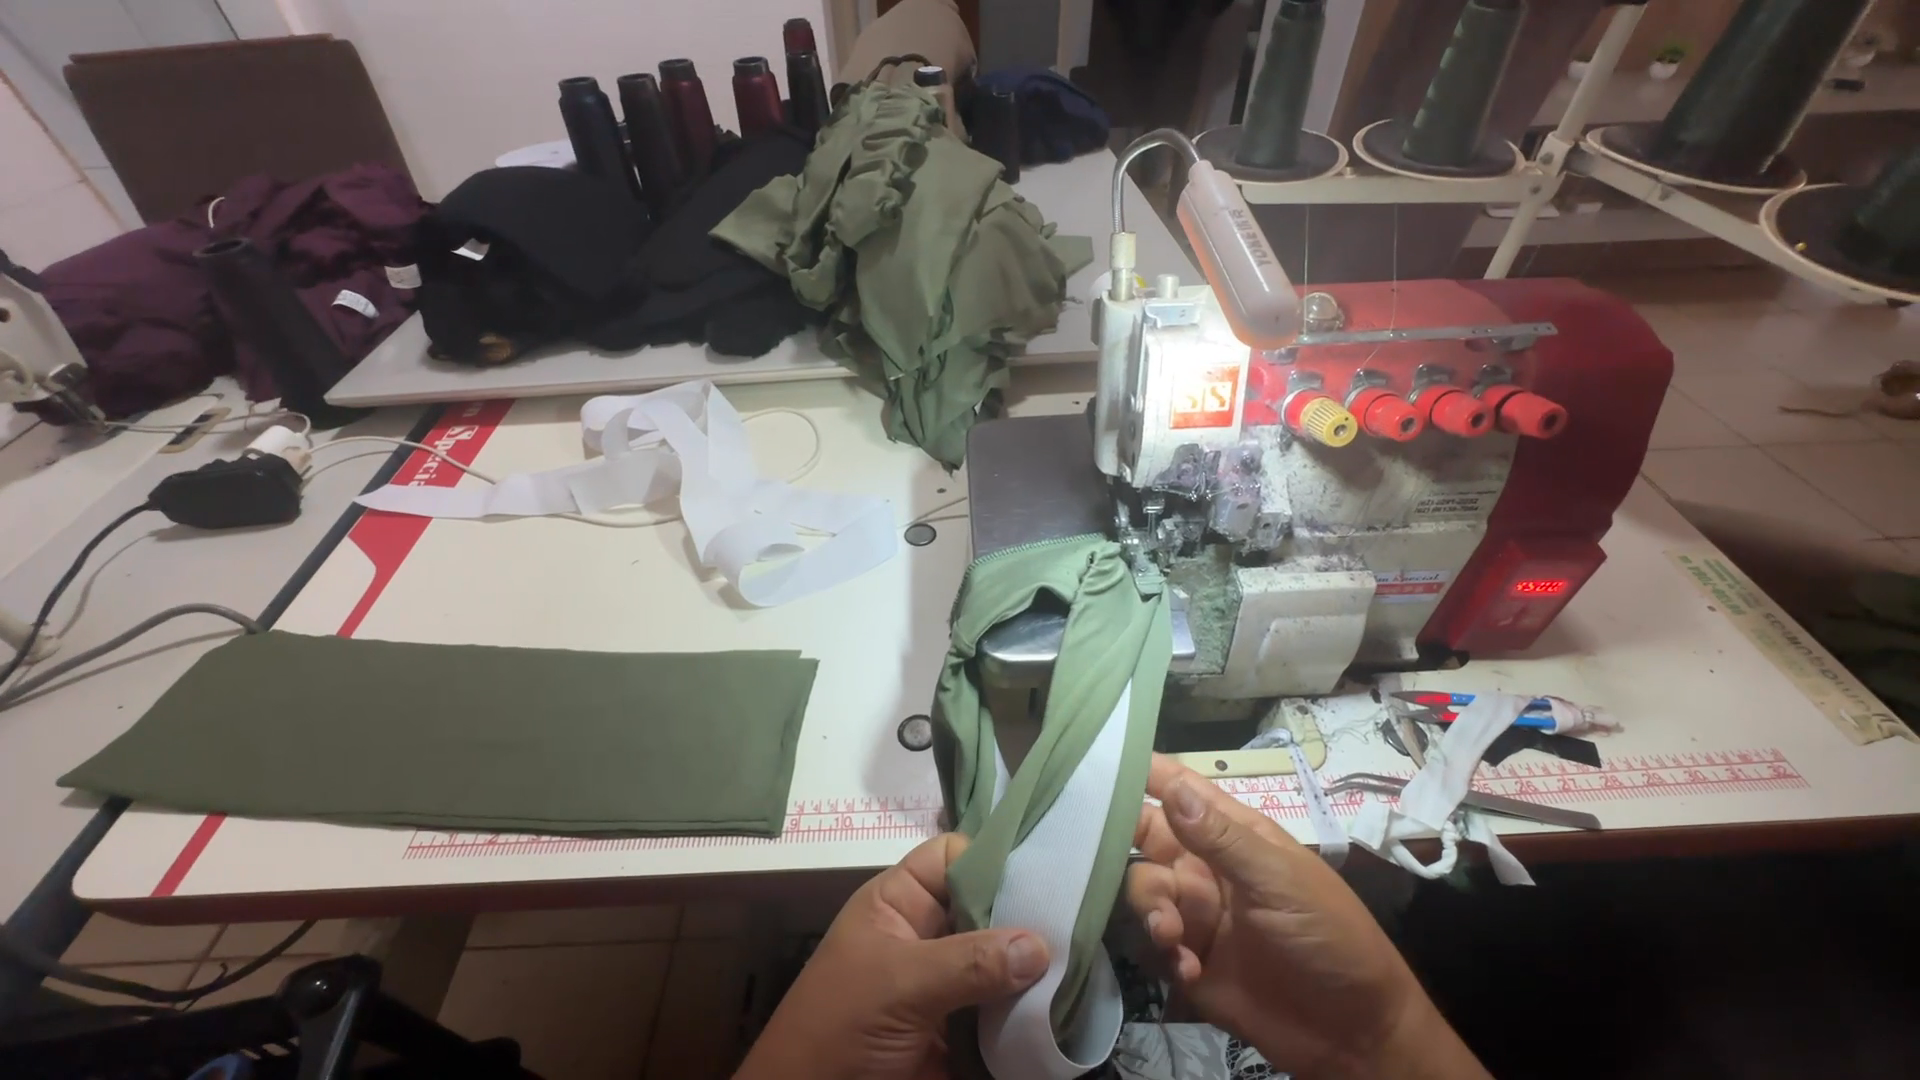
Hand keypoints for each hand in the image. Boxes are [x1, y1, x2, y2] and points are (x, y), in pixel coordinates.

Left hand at [736, 833, 1047, 1079]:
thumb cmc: (839, 1028)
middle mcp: (928, 935)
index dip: (990, 858)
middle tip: (1076, 920)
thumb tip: (1040, 944)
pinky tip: (1066, 1005)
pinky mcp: (963, 1033)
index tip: (1042, 871)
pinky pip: (1005, 1012)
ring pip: (1003, 961)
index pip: (952, 858)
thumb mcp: (898, 984)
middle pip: (987, 908)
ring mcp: (948, 985)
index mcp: (900, 904)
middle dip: (1027, 915)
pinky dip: (1031, 1013)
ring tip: (1081, 961)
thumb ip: (968, 961)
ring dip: (1035, 969)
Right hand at [1125, 756, 1488, 1079]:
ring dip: (1149, 906)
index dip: (1140, 770)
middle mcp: (1203, 865)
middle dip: (1122, 841)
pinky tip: (1189, 968)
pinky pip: (1152, 943)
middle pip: (1143, 836)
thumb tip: (1171, 787)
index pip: (1178, 788)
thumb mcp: (1280, 880)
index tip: (1094, 760)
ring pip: (1142, 888)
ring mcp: (1193, 912)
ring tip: (1172, 934)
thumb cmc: (1329, 937)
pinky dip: (1163, 952)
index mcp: (1230, 833)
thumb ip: (1222, 837)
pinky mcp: (1186, 959)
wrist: (1355, 1036)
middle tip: (1100, 852)